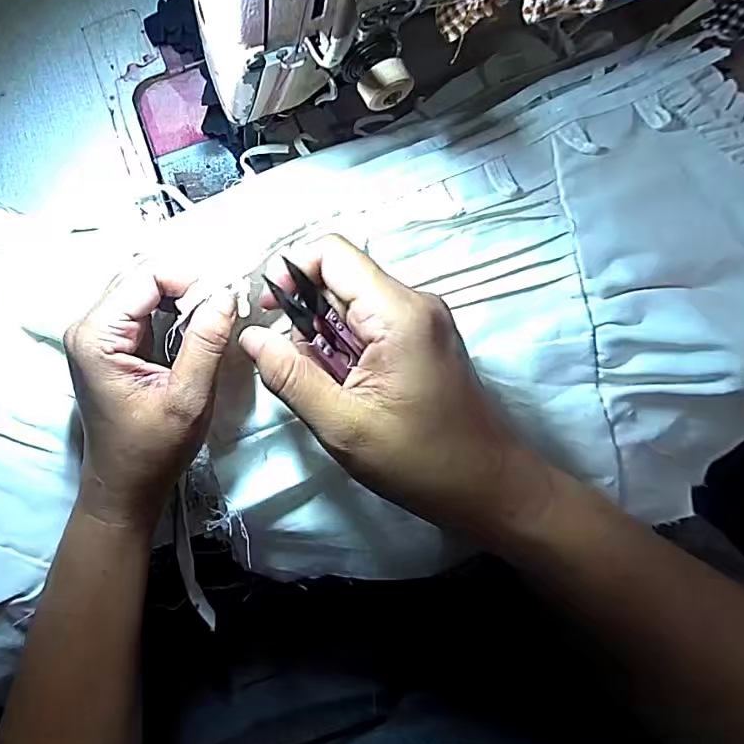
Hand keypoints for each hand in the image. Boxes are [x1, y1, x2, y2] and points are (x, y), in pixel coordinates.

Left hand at [64, 266, 237, 531]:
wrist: (123, 485)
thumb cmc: (151, 451)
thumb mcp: (187, 399)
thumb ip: (205, 343)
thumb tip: (226, 293)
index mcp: (96, 335)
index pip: (145, 275)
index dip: (189, 279)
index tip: (223, 300)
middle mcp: (87, 325)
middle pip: (140, 274)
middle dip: (185, 282)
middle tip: (221, 305)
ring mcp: (94, 331)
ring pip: (141, 284)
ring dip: (179, 292)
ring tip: (211, 315)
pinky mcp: (106, 340)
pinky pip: (139, 304)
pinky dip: (169, 305)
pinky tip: (192, 323)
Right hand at [238, 235, 563, 542]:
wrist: (493, 491)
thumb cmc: (422, 461)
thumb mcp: (342, 425)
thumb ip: (290, 375)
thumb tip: (250, 337)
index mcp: (397, 313)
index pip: (331, 253)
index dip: (291, 271)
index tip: (269, 311)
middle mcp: (411, 303)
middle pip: (336, 277)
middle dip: (301, 312)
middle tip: (288, 358)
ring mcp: (417, 320)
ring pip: (345, 302)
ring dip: (318, 333)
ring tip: (318, 379)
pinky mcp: (416, 337)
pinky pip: (362, 322)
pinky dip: (338, 345)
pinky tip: (339, 383)